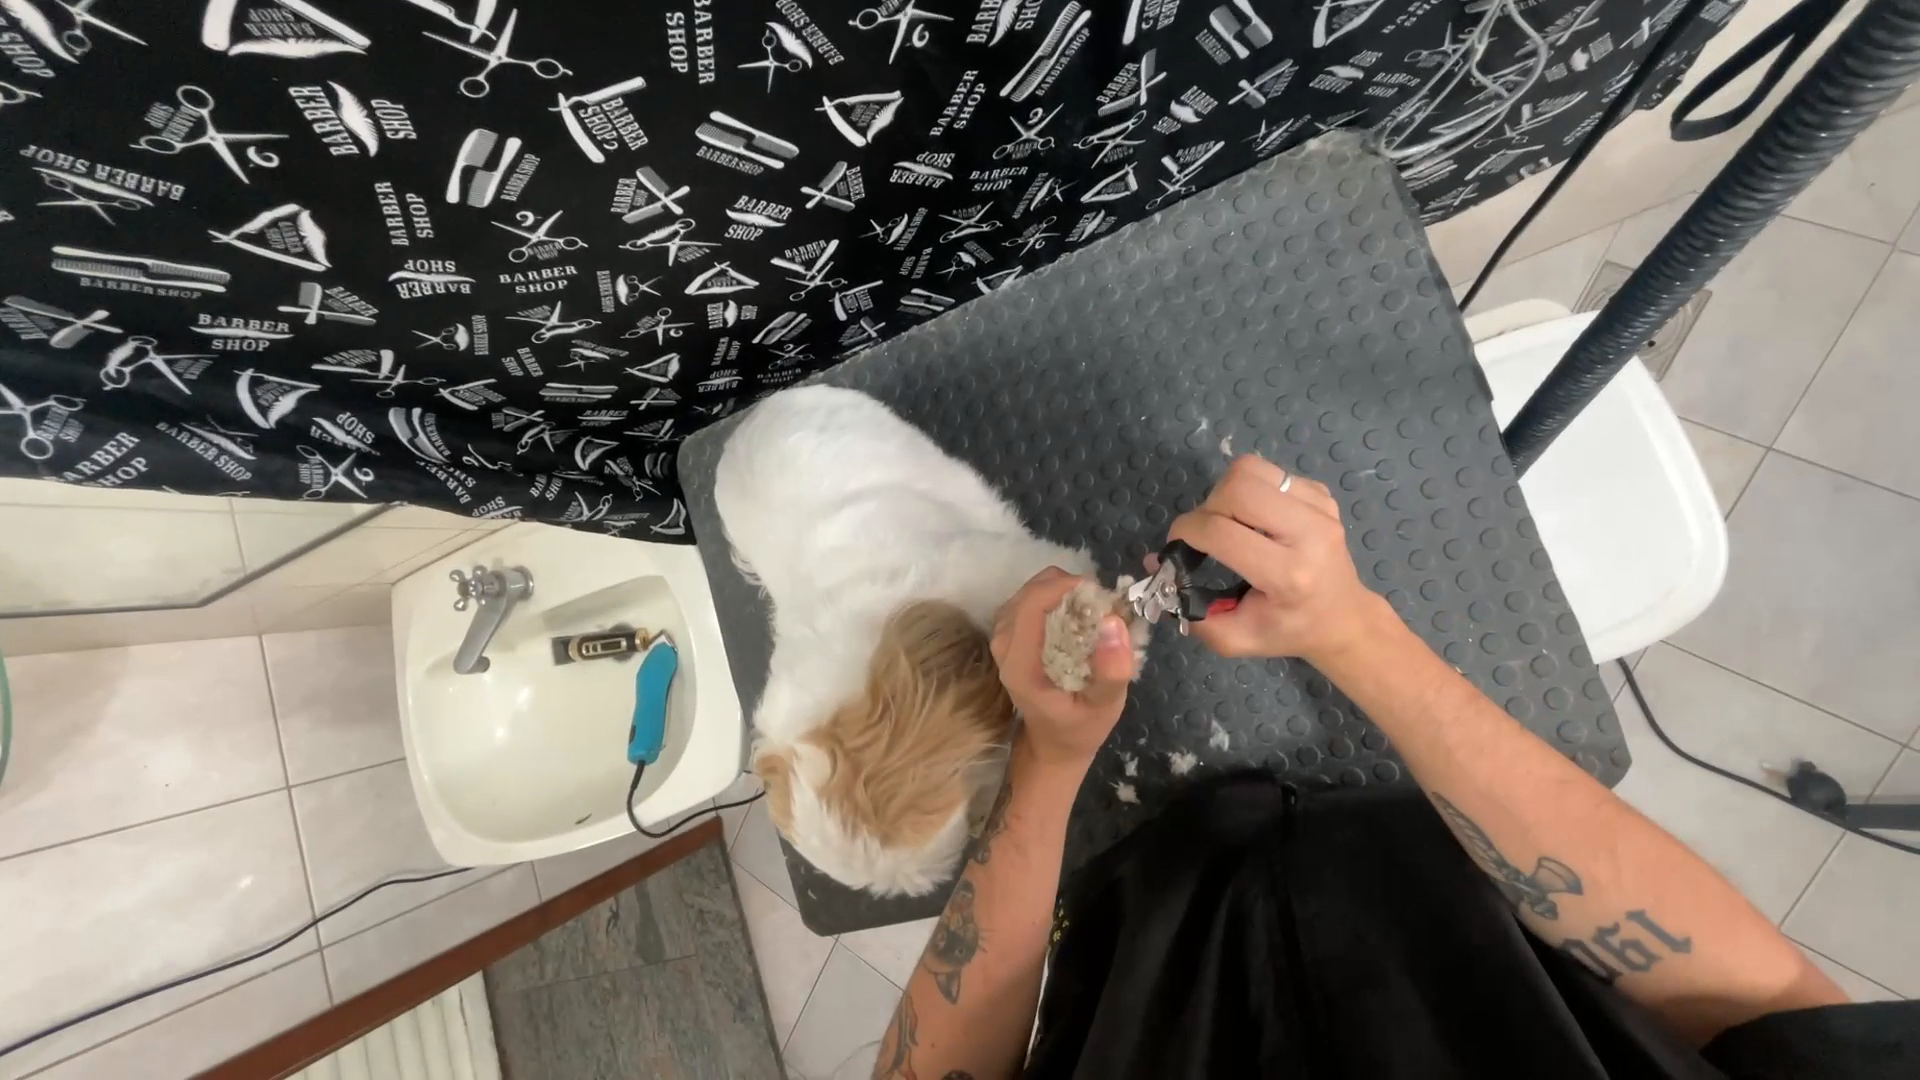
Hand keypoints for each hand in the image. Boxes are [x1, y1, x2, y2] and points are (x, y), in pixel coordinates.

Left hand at [990, 567, 1135, 772]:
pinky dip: (1052, 598)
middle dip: (1066, 588)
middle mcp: (1003, 647)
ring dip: (1060, 591)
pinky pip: (1027, 602)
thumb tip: (1113, 623)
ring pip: (1027, 593)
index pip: (1030, 607)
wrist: (1054, 744)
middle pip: (1028, 593)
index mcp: (1020, 665)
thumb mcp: (1105, 707)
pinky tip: (1074, 613)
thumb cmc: (1080, 728)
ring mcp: (1002, 639)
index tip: (1098, 593)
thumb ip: (1112, 671)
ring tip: (1090, 608)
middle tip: (1100, 603)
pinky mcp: (1008, 635)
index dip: (1062, 588)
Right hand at [1165, 455, 1391, 663]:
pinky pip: (1269, 474)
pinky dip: (1250, 490)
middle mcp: (1309, 534)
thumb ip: (1188, 608)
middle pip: (1238, 488)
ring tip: (1228, 520)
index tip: (1178, 547)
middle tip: (1205, 531)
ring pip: (1251, 470)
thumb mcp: (1233, 638)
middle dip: (1207, 506)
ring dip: (1226, 492)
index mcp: (1288, 574)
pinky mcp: (1322, 494)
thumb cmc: (1286, 630)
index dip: (1185, 532)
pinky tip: (1255, 518)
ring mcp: (1320, 509)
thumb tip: (1156, 563)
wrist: (1342, 617)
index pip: (1220, 532)